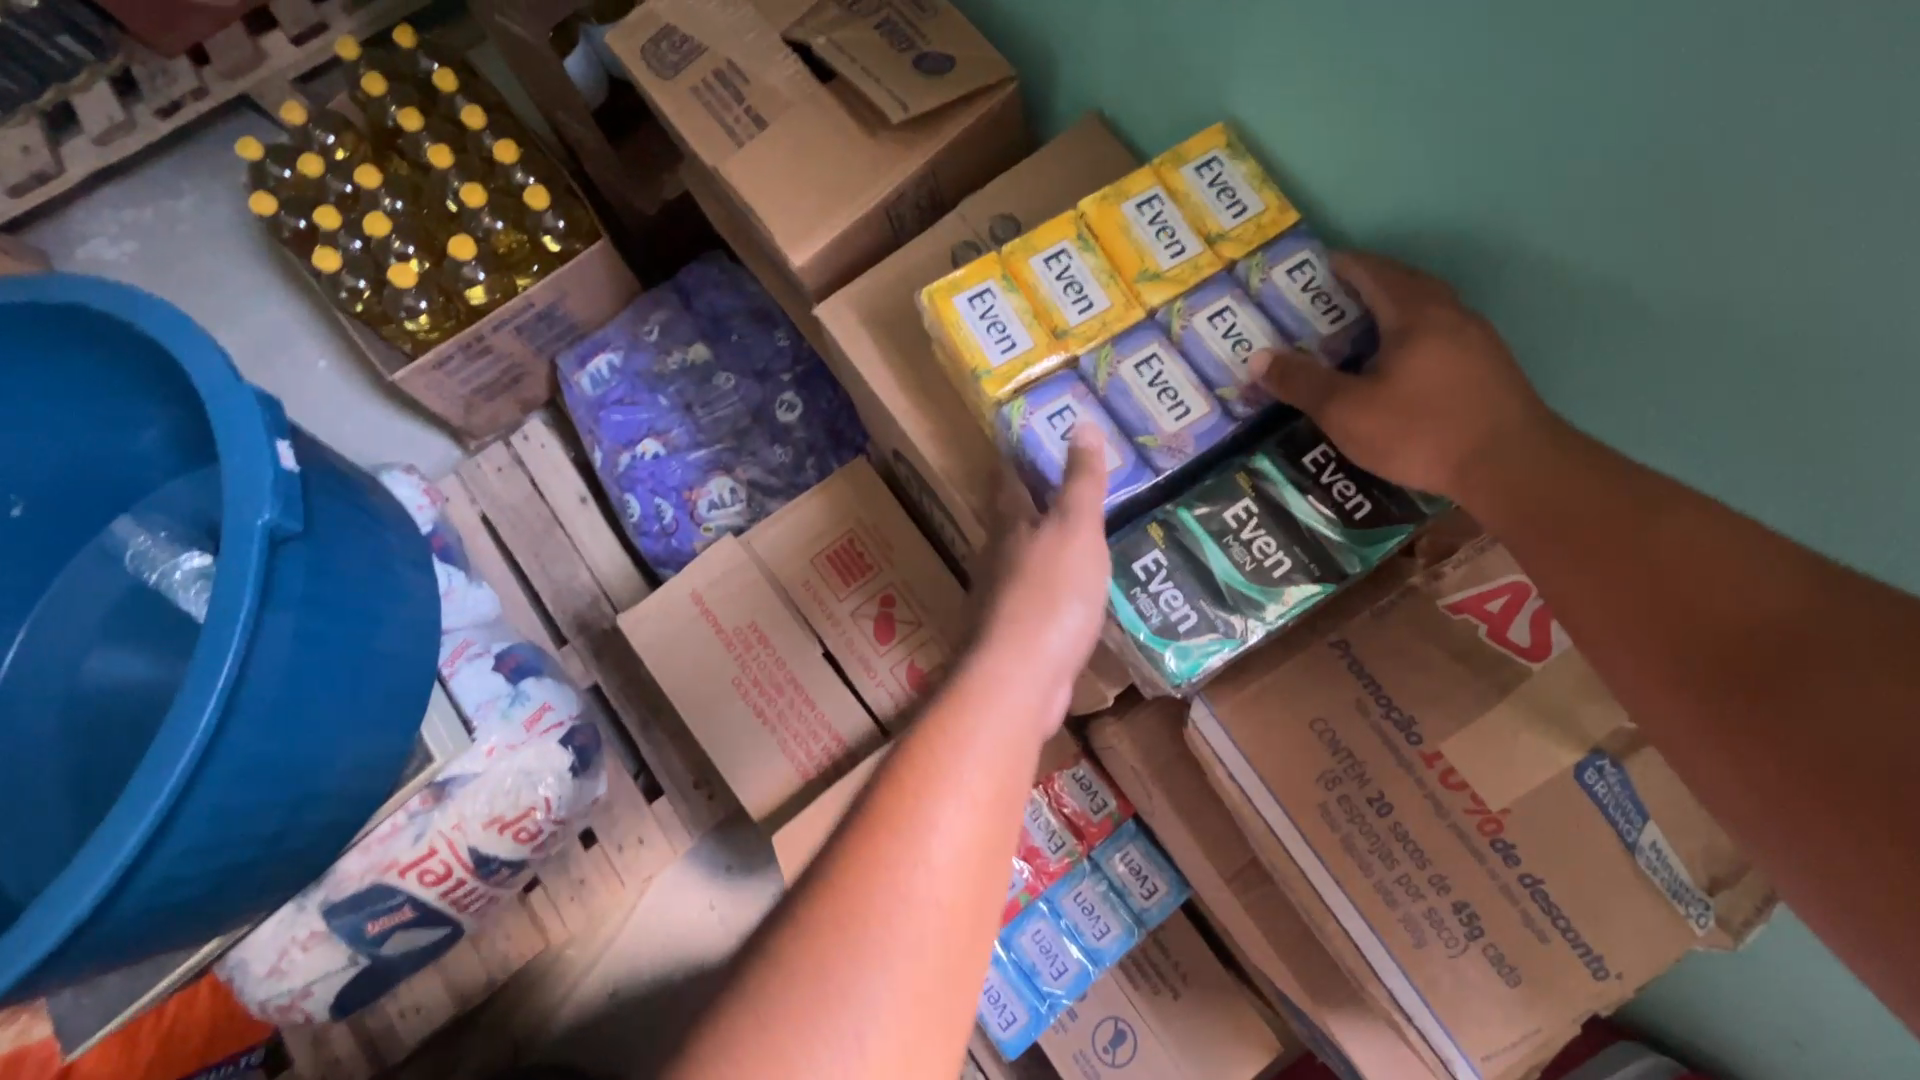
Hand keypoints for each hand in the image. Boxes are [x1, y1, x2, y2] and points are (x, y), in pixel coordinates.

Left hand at [965, 430, 1111, 732]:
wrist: (1020, 679)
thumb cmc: (1050, 595)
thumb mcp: (1075, 529)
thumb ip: (1080, 482)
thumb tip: (1080, 424)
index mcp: (1008, 525)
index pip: (1007, 478)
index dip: (1017, 456)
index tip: (1029, 438)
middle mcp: (996, 557)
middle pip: (1010, 520)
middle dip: (1030, 501)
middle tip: (1062, 484)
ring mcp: (1002, 599)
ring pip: (1022, 560)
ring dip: (1042, 545)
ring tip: (1074, 536)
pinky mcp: (1015, 636)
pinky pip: (1036, 599)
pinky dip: (1053, 587)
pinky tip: (1072, 595)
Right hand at [1251, 251, 1565, 501]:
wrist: (1510, 466)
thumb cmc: (1421, 431)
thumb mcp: (1346, 411)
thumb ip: (1301, 382)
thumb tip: (1257, 358)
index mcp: (1414, 313)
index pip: (1373, 272)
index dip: (1342, 266)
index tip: (1315, 267)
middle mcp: (1450, 314)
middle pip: (1405, 283)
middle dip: (1368, 282)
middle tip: (1332, 296)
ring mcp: (1476, 340)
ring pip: (1427, 309)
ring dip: (1393, 308)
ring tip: (1360, 328)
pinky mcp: (1488, 367)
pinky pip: (1441, 334)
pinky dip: (1412, 333)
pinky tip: (1398, 362)